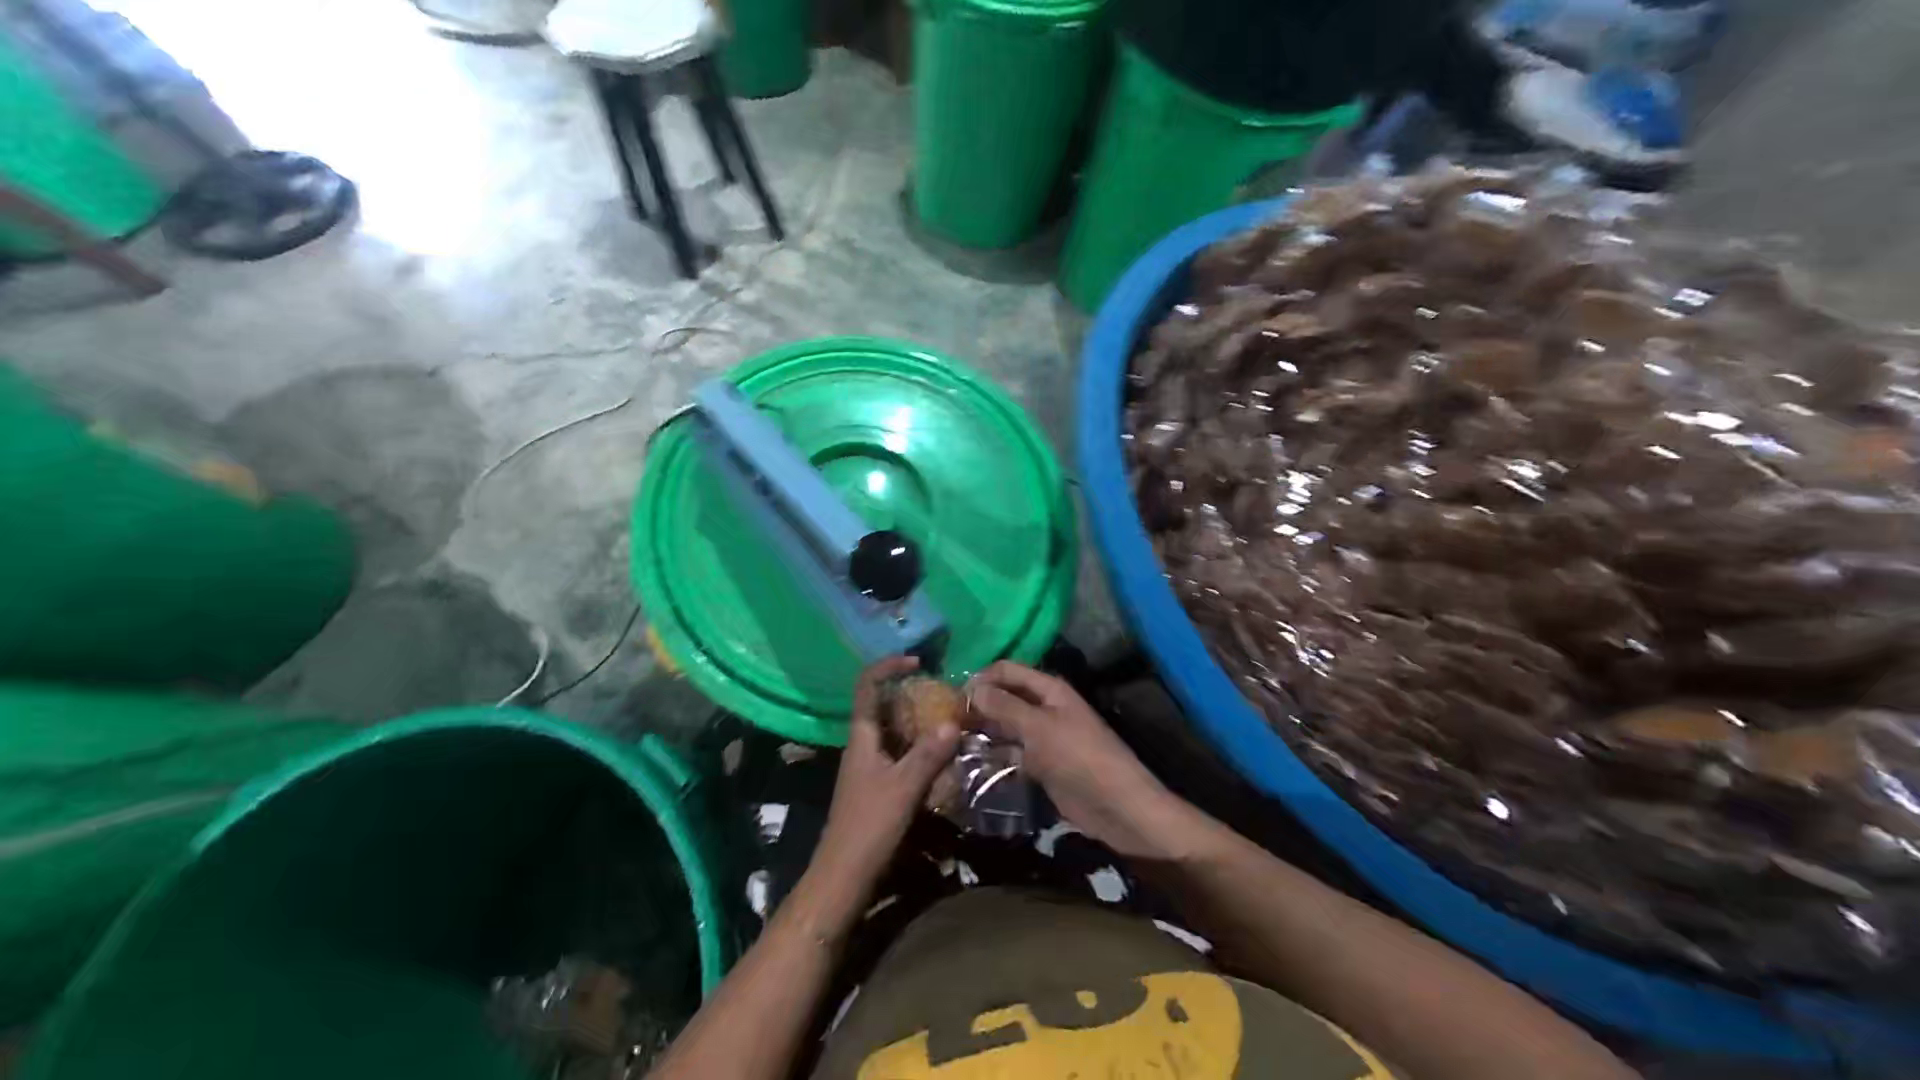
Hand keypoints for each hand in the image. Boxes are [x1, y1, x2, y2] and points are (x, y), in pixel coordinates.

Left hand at [812, 656, 960, 888]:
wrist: (845, 873)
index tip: (917, 661)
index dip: (888, 667)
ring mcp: (868, 766)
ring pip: (892, 730)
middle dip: (909, 692)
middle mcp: (862, 746)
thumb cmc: (870, 825)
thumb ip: (928, 753)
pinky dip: (918, 746)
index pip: (867, 687)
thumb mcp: (903, 786)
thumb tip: (953, 721)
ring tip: (948, 717)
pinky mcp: (877, 785)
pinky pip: (899, 753)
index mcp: (861, 737)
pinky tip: (942, 754)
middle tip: (941, 690)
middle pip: (881, 706)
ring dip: (916, 720)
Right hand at [966, 662, 1186, 857]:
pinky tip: (967, 762)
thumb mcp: (1038, 727)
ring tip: (950, 741)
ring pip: (1004, 727)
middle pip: (1004, 697)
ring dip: (981, 732)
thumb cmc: (1079, 757)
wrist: (1116, 805)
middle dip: (977, 706)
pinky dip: (993, 755)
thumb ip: (1004, 706)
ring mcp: (1041, 737)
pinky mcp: (1040, 764)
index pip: (1006, 670)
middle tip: (944, 722)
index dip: (980, 678)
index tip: (951, 696)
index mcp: (1048, 689)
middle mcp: (1043, 707)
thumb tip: (971, 688)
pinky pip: (1011, 753)